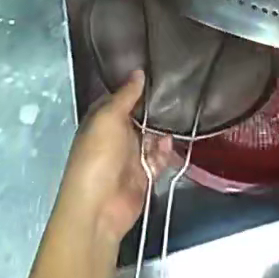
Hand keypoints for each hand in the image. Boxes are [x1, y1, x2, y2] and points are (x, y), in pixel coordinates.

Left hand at [55, 71, 174, 244]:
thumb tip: (138, 72)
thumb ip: (126, 95)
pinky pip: (158, 158)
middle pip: (138, 117)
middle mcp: (116, 135)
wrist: (99, 206)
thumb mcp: (109, 117)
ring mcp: (130, 156)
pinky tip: (170, 143)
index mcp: (102, 119)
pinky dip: (164, 151)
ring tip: (179, 115)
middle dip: (153, 108)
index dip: (135, 87)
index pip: (120, 98)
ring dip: (161, 130)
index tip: (156, 71)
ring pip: (151, 137)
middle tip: (177, 91)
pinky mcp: (143, 175)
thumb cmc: (99, 154)